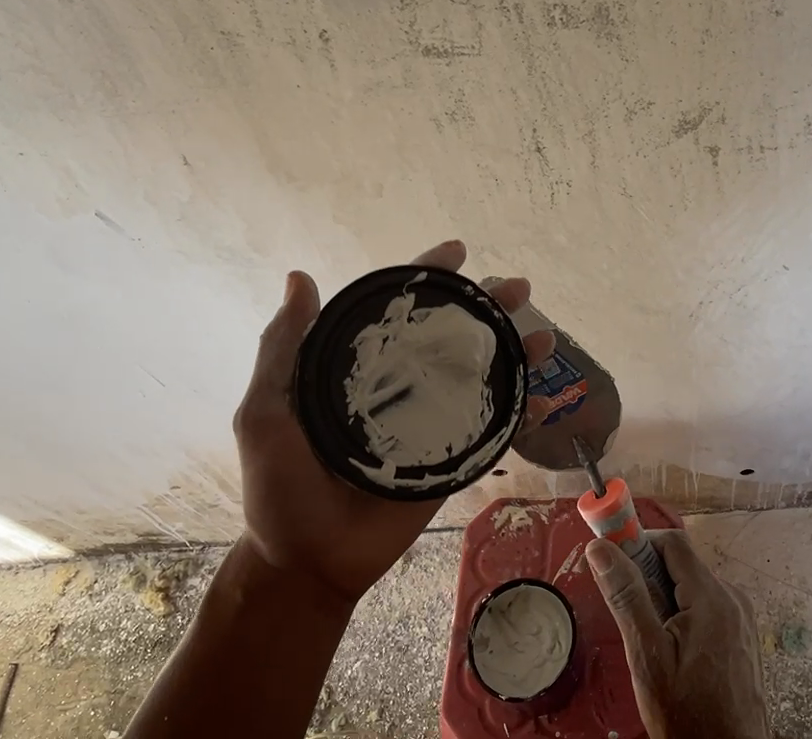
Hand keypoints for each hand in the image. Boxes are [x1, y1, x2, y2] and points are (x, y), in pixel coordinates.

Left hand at [233, 239, 554, 603]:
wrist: (307, 561)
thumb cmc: (280, 486)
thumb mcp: (267, 413)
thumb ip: (282, 349)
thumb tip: (301, 278)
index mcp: (361, 369)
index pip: (399, 310)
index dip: (428, 276)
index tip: (456, 250)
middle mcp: (402, 386)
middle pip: (452, 336)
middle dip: (489, 307)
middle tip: (519, 288)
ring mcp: (431, 423)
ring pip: (481, 378)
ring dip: (517, 355)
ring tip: (545, 338)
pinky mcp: (451, 461)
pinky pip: (493, 433)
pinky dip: (520, 416)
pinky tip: (541, 401)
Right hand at [586, 530, 769, 738]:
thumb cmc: (687, 714)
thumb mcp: (647, 655)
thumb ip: (626, 595)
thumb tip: (600, 548)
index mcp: (713, 597)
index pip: (673, 542)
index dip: (640, 542)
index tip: (614, 560)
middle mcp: (733, 598)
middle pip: (683, 565)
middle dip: (650, 578)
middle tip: (628, 612)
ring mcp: (742, 618)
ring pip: (693, 587)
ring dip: (666, 599)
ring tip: (650, 640)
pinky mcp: (743, 636)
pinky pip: (708, 608)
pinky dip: (684, 616)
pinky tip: (672, 652)